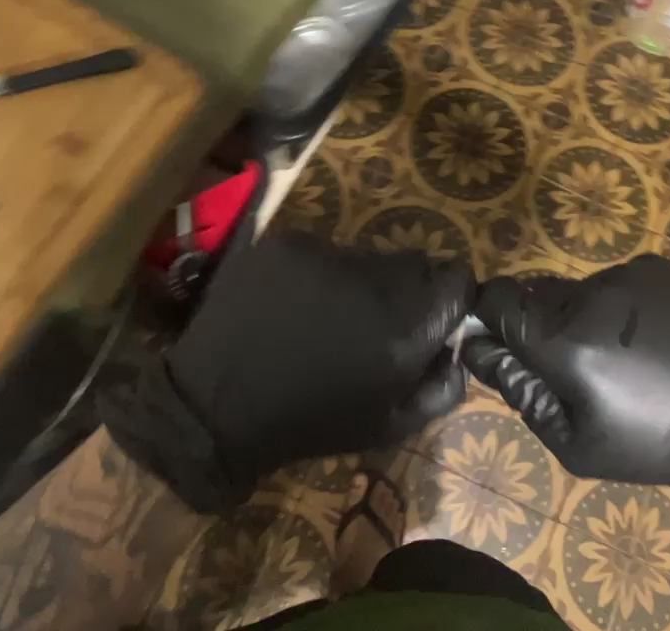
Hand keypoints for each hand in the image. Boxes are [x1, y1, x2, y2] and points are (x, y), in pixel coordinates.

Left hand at [100, 231, 471, 510]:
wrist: (211, 408)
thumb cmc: (310, 424)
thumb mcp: (390, 426)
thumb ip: (443, 384)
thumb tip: (458, 342)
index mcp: (403, 326)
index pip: (457, 278)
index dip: (450, 298)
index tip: (430, 320)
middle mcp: (371, 279)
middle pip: (415, 262)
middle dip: (407, 290)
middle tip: (373, 325)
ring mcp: (325, 254)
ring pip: (368, 256)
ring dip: (362, 282)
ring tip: (325, 319)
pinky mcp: (287, 242)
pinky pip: (324, 250)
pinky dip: (319, 274)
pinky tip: (292, 306)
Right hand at [463, 255, 669, 494]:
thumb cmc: (653, 439)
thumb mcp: (577, 442)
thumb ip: (521, 392)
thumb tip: (478, 351)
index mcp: (560, 340)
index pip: (497, 300)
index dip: (489, 317)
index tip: (501, 342)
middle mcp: (586, 294)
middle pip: (536, 294)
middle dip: (539, 324)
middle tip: (574, 366)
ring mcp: (624, 274)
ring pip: (579, 290)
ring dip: (583, 316)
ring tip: (624, 358)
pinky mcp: (656, 267)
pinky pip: (618, 282)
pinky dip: (620, 306)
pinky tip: (652, 339)